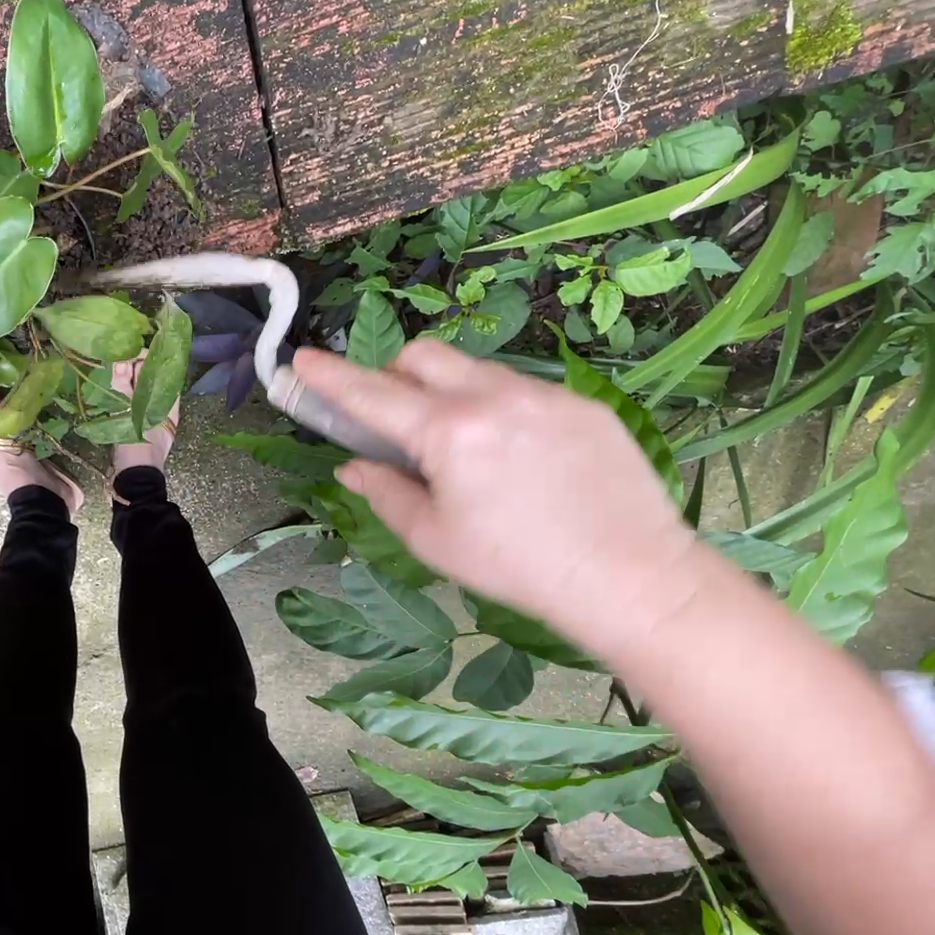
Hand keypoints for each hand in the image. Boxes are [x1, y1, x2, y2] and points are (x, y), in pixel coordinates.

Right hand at [292, 340, 699, 640]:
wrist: (633, 578)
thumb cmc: (515, 566)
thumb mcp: (431, 538)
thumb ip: (382, 492)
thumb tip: (352, 467)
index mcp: (449, 433)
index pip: (371, 394)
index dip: (330, 377)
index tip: (301, 359)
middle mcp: (493, 398)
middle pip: (421, 355)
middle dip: (393, 375)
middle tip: (396, 420)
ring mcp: (543, 395)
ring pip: (472, 369)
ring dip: (446, 392)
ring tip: (463, 446)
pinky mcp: (583, 404)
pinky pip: (519, 388)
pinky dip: (495, 408)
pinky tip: (516, 457)